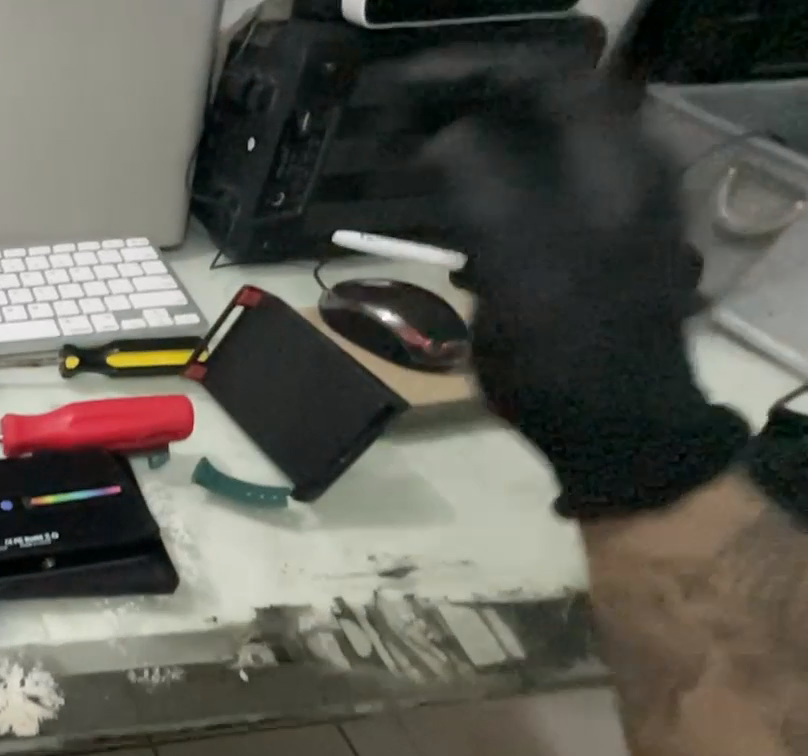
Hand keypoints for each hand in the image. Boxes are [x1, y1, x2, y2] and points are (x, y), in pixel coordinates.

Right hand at [404, 54, 748, 517]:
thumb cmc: (563, 352)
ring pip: (535, 145)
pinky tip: (446, 201)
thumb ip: (482, 194)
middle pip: (544, 104)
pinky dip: (482, 179)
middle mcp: (618, 172)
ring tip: (410, 147)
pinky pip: (528, 187)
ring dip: (471, 137)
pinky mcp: (579, 241)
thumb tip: (438, 138)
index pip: (550, 80)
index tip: (405, 84)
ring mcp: (602, 208)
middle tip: (399, 111)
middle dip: (468, 97)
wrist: (610, 420)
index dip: (476, 71)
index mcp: (614, 168)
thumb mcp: (518, 270)